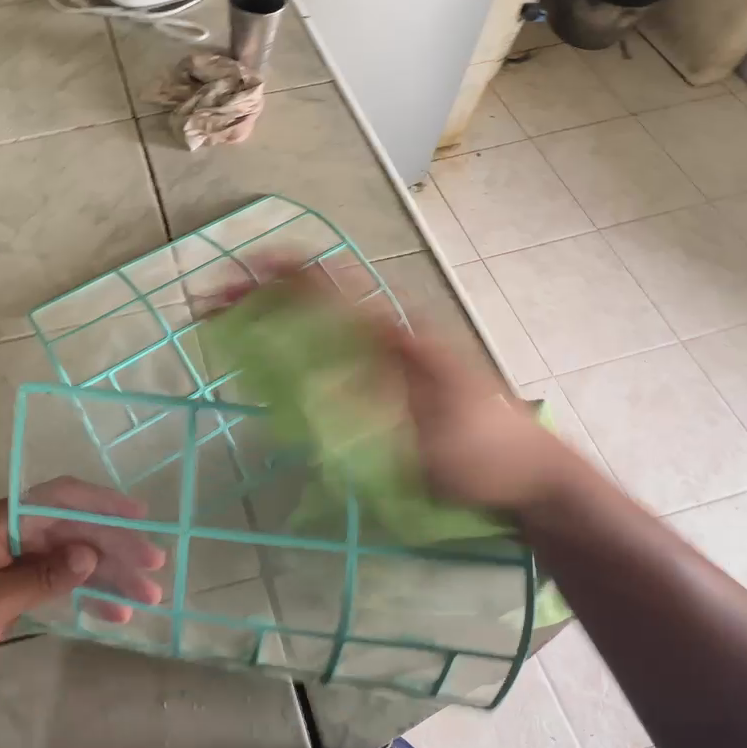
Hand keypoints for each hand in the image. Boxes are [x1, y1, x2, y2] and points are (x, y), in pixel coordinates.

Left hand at [0, 477, 164, 707]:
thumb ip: (40, 577)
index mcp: (3, 520)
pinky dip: (91, 594)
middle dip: (116, 545)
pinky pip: (66, 582)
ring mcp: (21, 558)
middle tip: (154, 567)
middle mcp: (17, 531)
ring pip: (77, 556)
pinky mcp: (22, 585)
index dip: (101, 503)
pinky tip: (117, 611)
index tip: (139, 515)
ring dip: (111, 573)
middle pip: (76, 529)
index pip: (59, 500)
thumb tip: (91, 553)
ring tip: (147, 595)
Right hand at [225, 263, 578, 514]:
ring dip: (277, 304)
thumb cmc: (479, 456)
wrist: (530, 472)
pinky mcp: (396, 366)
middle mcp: (390, 327)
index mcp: (393, 334)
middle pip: (316, 291)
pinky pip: (336, 334)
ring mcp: (394, 345)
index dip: (277, 275)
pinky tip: (279, 342)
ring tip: (236, 312)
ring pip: (324, 310)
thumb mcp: (423, 436)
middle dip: (263, 288)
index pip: (324, 286)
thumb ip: (370, 401)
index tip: (234, 278)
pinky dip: (299, 327)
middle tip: (216, 300)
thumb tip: (306, 372)